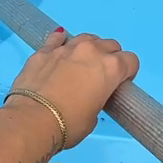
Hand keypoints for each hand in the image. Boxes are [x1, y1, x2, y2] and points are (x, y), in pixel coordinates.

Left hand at [6, 28, 139, 147]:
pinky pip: (56, 39)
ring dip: (88, 48)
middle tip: (99, 76)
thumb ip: (96, 100)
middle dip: (109, 58)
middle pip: (110, 45)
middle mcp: (91, 51)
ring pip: (86, 38)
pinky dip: (60, 42)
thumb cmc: (68, 125)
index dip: (127, 73)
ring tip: (81, 63)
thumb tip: (88, 96)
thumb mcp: (93, 118)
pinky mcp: (43, 51)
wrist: (31, 121)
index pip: (131, 61)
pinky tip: (59, 46)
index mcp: (111, 68)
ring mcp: (66, 48)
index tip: (118, 84)